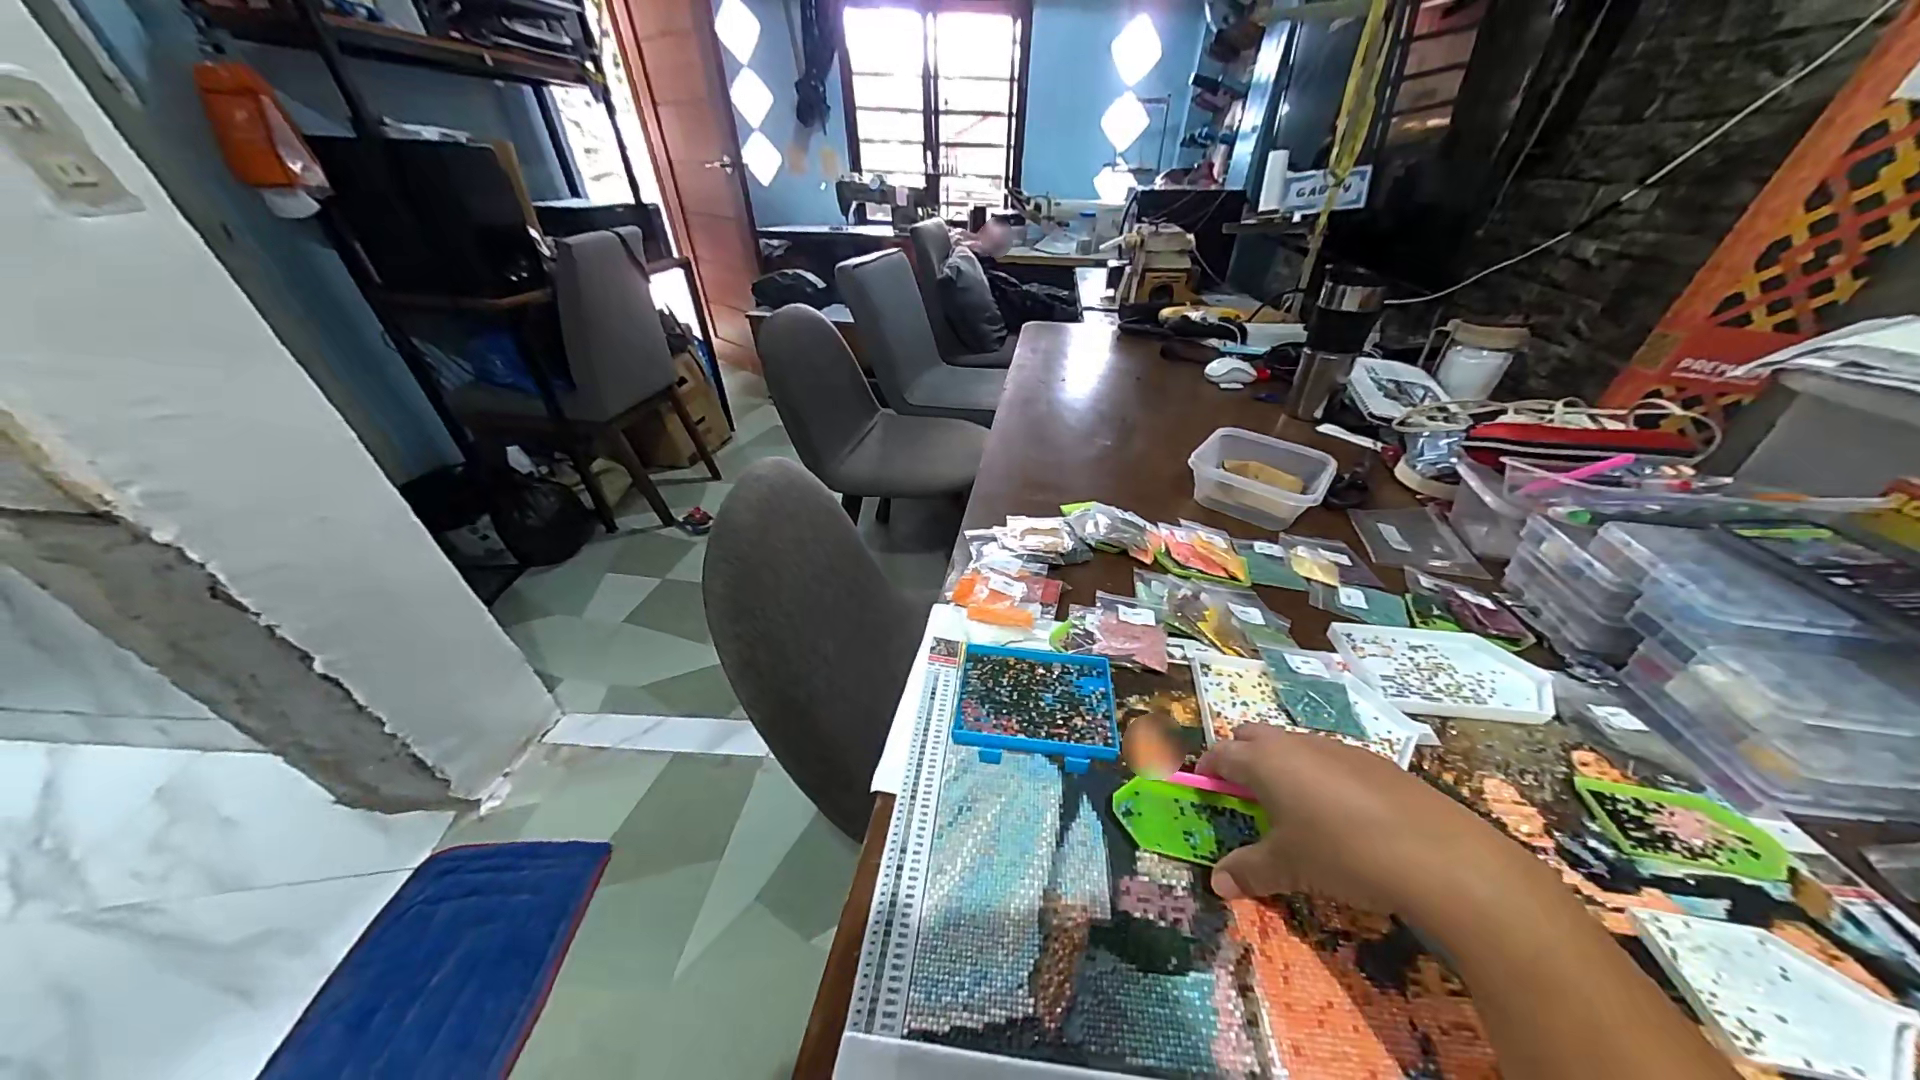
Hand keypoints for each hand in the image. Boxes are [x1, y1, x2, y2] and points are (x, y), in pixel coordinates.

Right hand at [1197, 724, 1540, 921]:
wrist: (1439, 856)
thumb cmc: (1342, 853)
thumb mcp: (1287, 868)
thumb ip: (1247, 871)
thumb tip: (1217, 884)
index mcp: (1263, 761)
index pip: (1219, 753)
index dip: (1207, 772)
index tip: (1207, 793)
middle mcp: (1294, 743)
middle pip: (1251, 736)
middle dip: (1240, 758)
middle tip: (1246, 798)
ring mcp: (1337, 747)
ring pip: (1293, 745)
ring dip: (1282, 766)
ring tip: (1295, 811)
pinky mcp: (1374, 761)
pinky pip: (1330, 758)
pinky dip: (1321, 776)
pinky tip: (1344, 817)